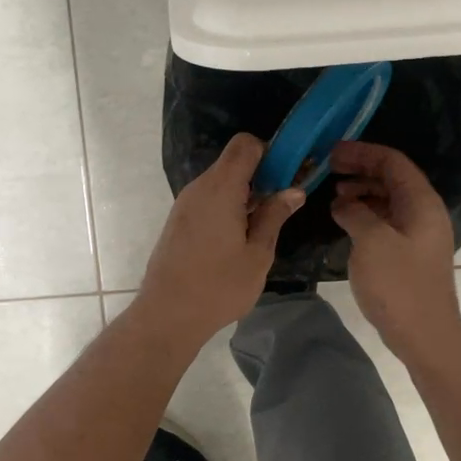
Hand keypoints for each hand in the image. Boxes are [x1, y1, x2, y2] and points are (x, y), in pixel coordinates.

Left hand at [135, 133, 303, 342]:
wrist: (167, 315)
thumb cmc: (218, 286)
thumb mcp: (258, 254)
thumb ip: (275, 216)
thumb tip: (294, 190)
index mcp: (220, 189)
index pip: (245, 144)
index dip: (270, 152)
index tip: (289, 176)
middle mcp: (199, 188)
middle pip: (233, 163)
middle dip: (262, 175)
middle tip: (284, 203)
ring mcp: (184, 205)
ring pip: (221, 183)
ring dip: (245, 194)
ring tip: (265, 225)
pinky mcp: (178, 221)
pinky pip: (208, 200)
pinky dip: (228, 207)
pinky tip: (239, 237)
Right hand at [328, 141, 460, 357]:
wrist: (424, 334)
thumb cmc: (399, 285)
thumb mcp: (372, 241)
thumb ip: (355, 212)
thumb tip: (343, 203)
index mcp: (422, 203)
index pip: (393, 162)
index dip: (362, 153)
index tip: (332, 152)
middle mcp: (424, 212)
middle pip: (392, 178)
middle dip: (360, 169)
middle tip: (327, 168)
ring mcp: (418, 234)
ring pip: (388, 200)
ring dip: (361, 192)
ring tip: (333, 195)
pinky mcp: (409, 253)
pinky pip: (386, 220)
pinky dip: (365, 214)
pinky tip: (344, 221)